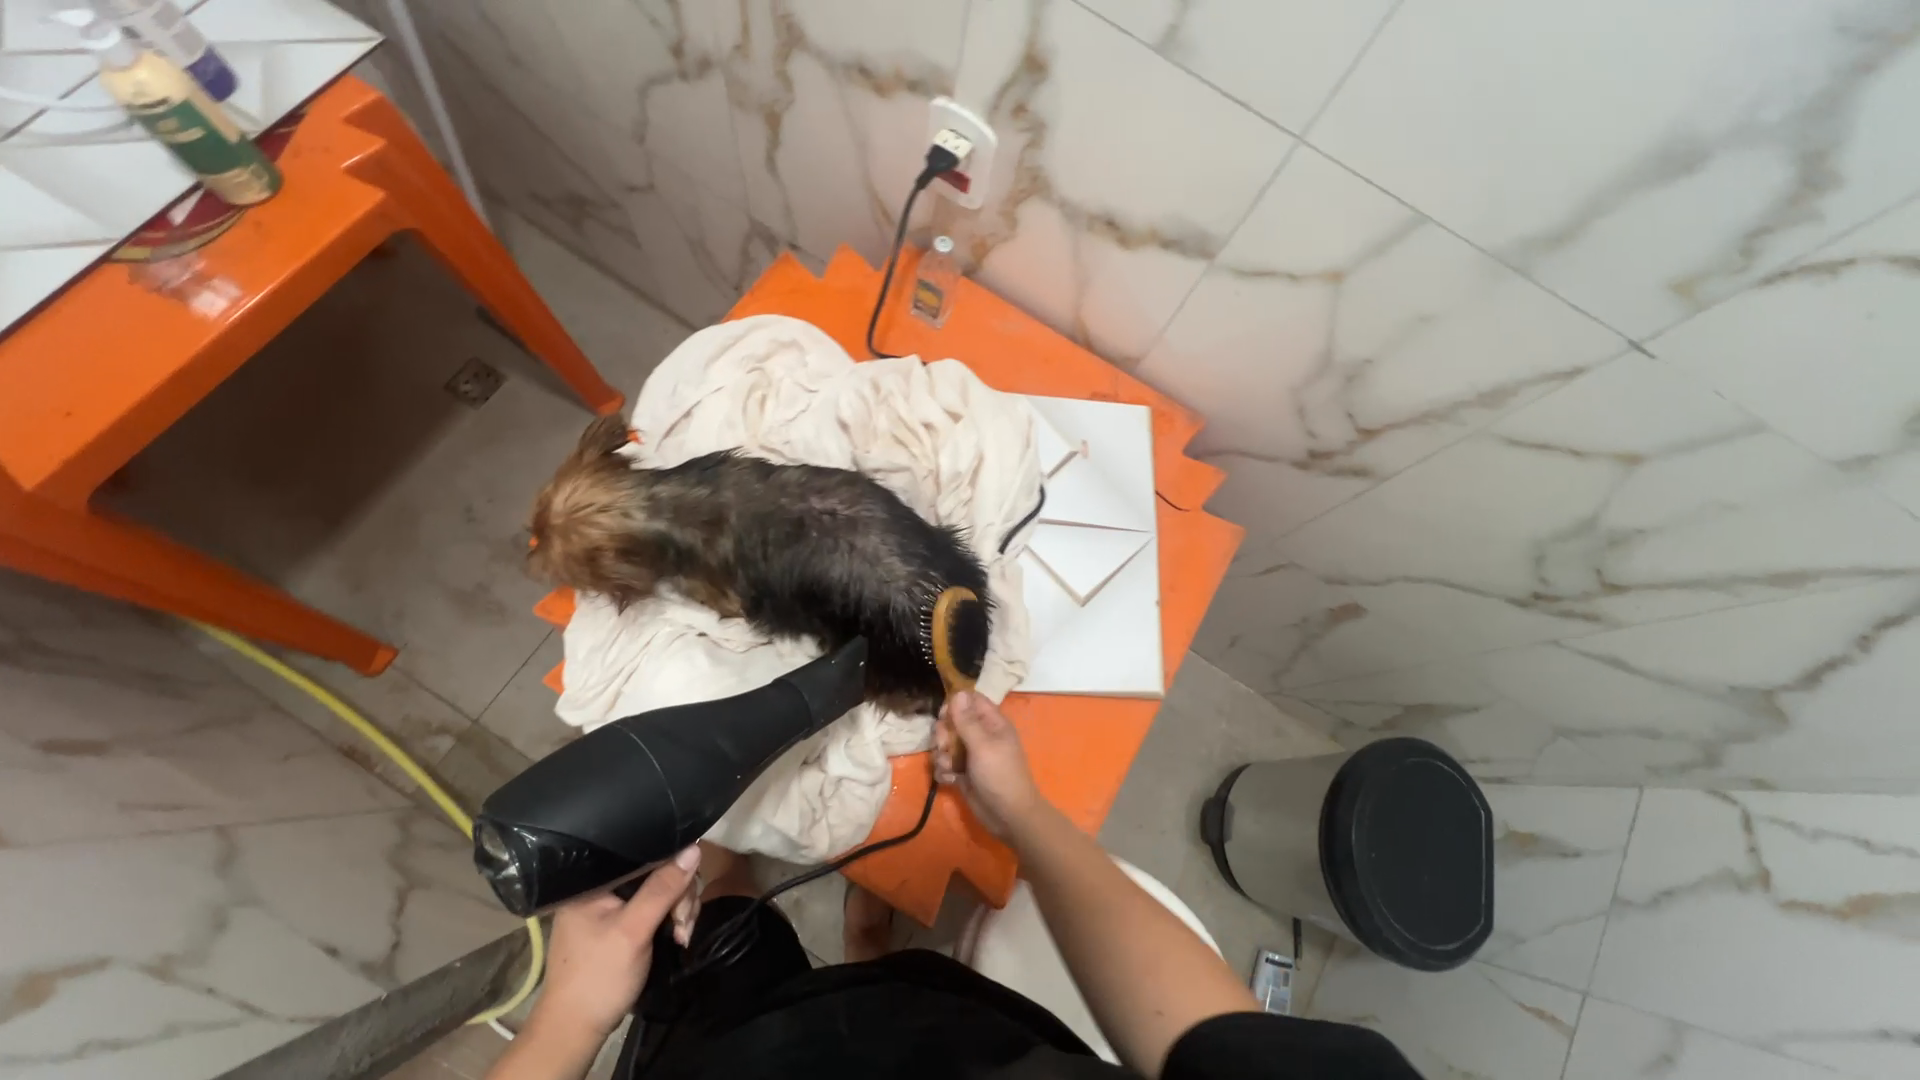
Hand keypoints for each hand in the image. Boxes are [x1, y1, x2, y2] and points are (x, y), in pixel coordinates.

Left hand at [529, 845, 701, 1040]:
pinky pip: (656, 909)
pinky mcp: (623, 925)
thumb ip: (663, 888)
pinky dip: (672, 921)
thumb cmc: (598, 976)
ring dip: (680, 911)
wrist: (577, 1031)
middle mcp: (603, 888)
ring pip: (661, 891)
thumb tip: (694, 848)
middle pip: (657, 872)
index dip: (673, 865)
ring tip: (682, 936)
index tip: (686, 893)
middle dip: (680, 895)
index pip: (644, 853)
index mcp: (594, 881)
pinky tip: (679, 937)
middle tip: (683, 924)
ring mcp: (613, 908)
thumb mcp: (633, 930)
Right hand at [933, 691, 1045, 836]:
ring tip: (949, 767)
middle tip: (945, 746)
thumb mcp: (983, 745)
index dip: (955, 704)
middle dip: (944, 734)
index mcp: (992, 723)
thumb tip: (958, 692)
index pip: (971, 700)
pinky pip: (945, 764)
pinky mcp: (962, 773)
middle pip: (953, 722)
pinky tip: (950, 780)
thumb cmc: (1000, 775)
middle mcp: (981, 736)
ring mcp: (971, 755)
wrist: (1008, 816)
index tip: (943, 715)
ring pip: (945, 744)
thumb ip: (967, 720)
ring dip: (941, 755)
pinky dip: (944, 771)